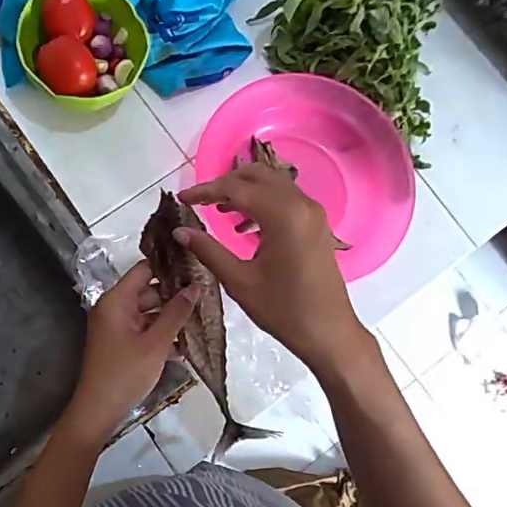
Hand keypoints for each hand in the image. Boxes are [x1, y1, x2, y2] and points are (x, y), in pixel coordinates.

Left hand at [64, 261, 197, 438]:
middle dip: (176, 295)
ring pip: (149, 312)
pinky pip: (144, 330)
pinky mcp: (121, 343)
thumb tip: (196, 286)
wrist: (99, 408)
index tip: (196, 265)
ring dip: (172, 318)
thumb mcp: (156, 342)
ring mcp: (116, 326)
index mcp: (115, 301)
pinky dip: (162, 334)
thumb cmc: (125, 372)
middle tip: (209, 296)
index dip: (169, 266)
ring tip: (203, 319)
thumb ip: (176, 313)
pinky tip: (187, 345)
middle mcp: (113, 308)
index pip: (144, 270)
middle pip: (148, 291)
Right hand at [175, 163, 376, 374]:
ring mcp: (312, 214)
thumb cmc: (282, 309)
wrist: (327, 331)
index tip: (181, 199)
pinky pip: (284, 200)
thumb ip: (208, 251)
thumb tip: (180, 231)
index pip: (236, 189)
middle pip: (258, 176)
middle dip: (225, 183)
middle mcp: (301, 205)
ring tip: (217, 210)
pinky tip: (243, 227)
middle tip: (199, 200)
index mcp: (283, 216)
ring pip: (273, 184)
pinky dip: (260, 202)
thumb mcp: (238, 280)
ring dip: (243, 191)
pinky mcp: (315, 225)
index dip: (205, 191)